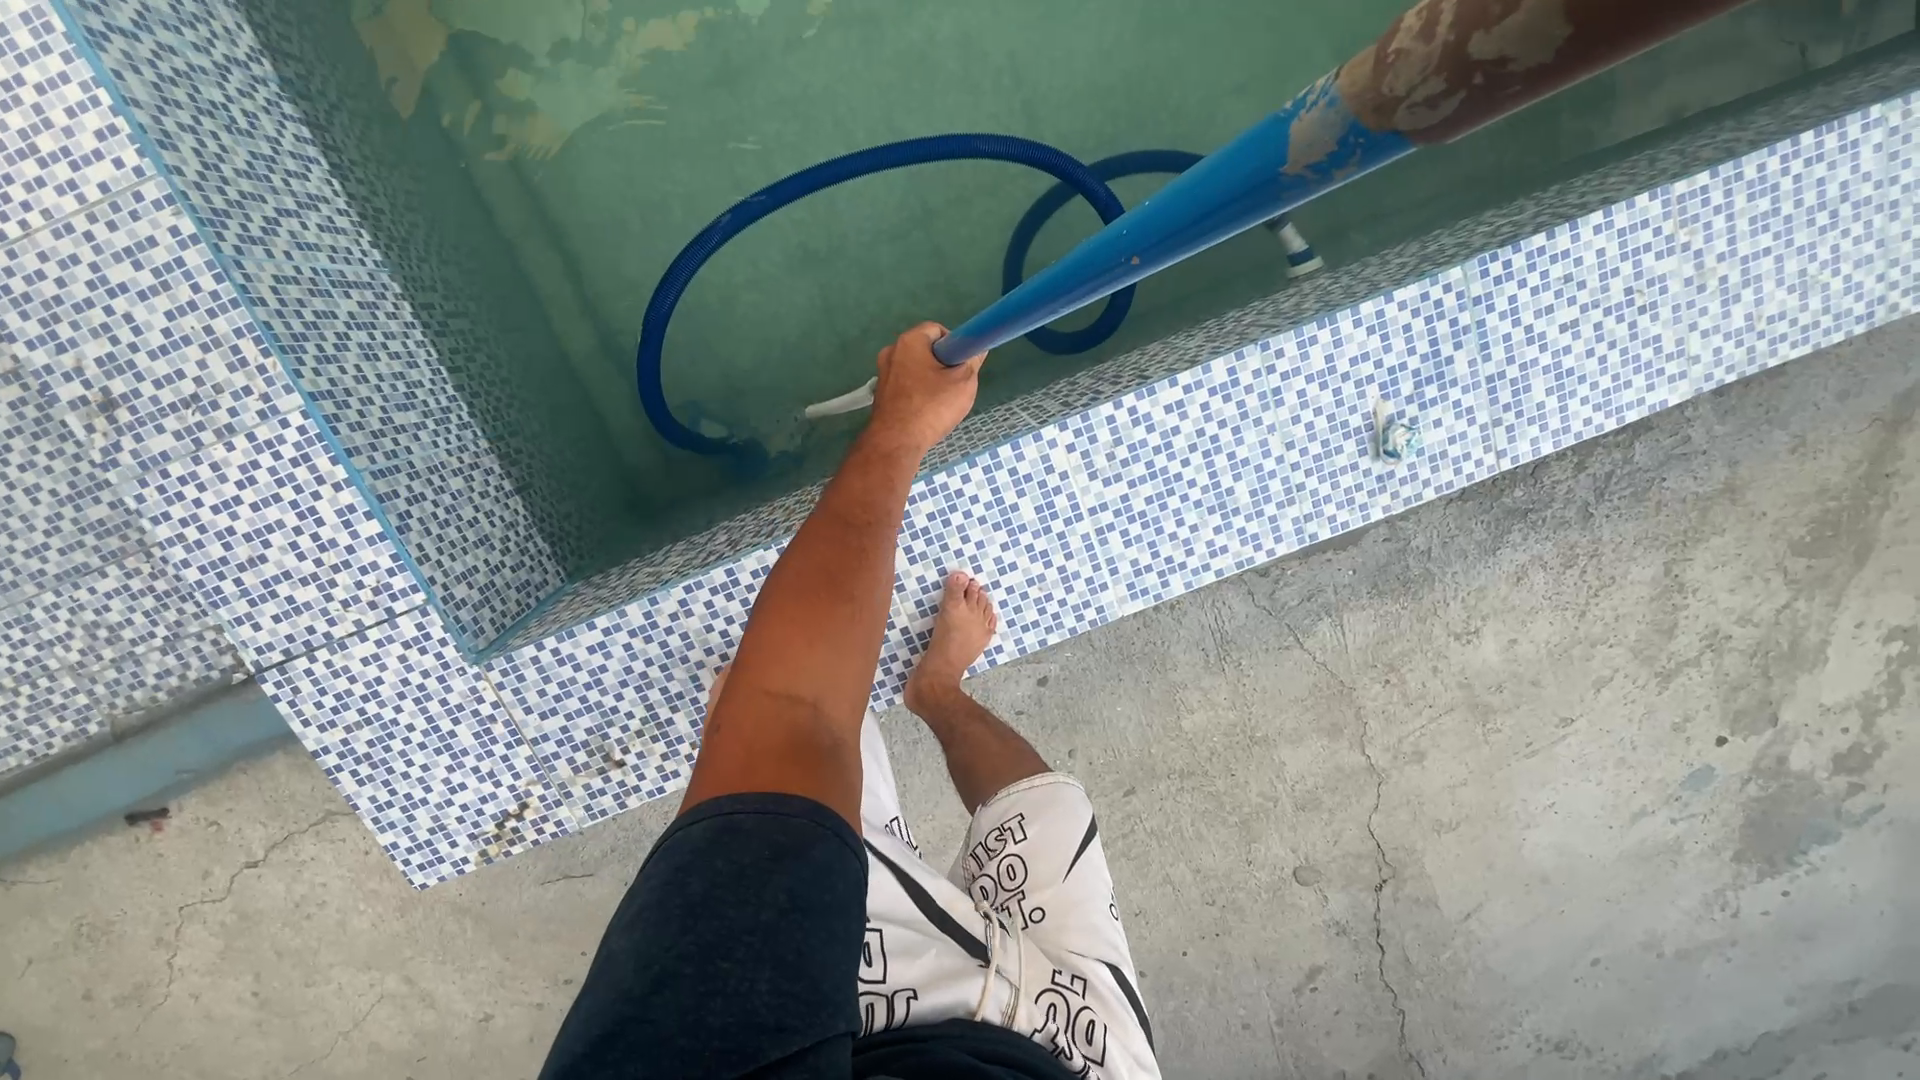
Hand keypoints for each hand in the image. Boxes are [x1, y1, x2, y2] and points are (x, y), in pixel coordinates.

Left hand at [867, 322, 985, 455]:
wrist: (897, 442)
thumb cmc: (931, 407)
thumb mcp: (964, 382)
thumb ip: (972, 361)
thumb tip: (976, 350)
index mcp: (909, 341)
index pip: (937, 330)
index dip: (954, 345)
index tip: (962, 365)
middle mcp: (891, 352)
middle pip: (924, 349)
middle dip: (942, 363)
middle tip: (955, 384)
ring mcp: (882, 374)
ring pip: (915, 369)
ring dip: (930, 380)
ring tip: (941, 402)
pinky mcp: (880, 394)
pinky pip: (905, 386)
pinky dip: (917, 394)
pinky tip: (925, 412)